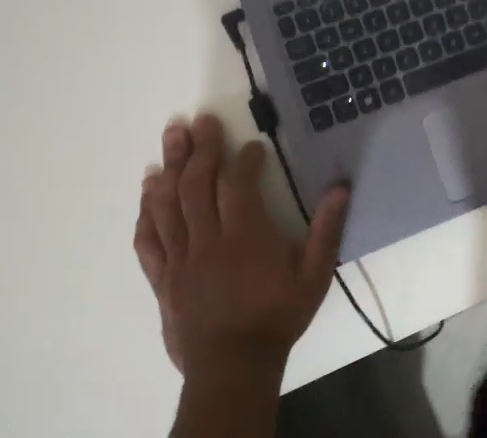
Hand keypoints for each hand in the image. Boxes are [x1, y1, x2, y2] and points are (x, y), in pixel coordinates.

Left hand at [133, 113, 347, 378]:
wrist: (232, 367)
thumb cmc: (277, 317)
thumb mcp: (315, 276)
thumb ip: (327, 230)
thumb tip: (340, 187)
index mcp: (246, 237)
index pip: (238, 184)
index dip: (244, 159)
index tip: (254, 146)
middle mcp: (208, 241)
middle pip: (197, 185)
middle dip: (200, 149)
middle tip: (202, 120)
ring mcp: (180, 258)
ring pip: (167, 205)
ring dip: (170, 167)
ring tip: (172, 137)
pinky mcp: (163, 277)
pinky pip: (148, 239)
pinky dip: (146, 210)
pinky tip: (148, 188)